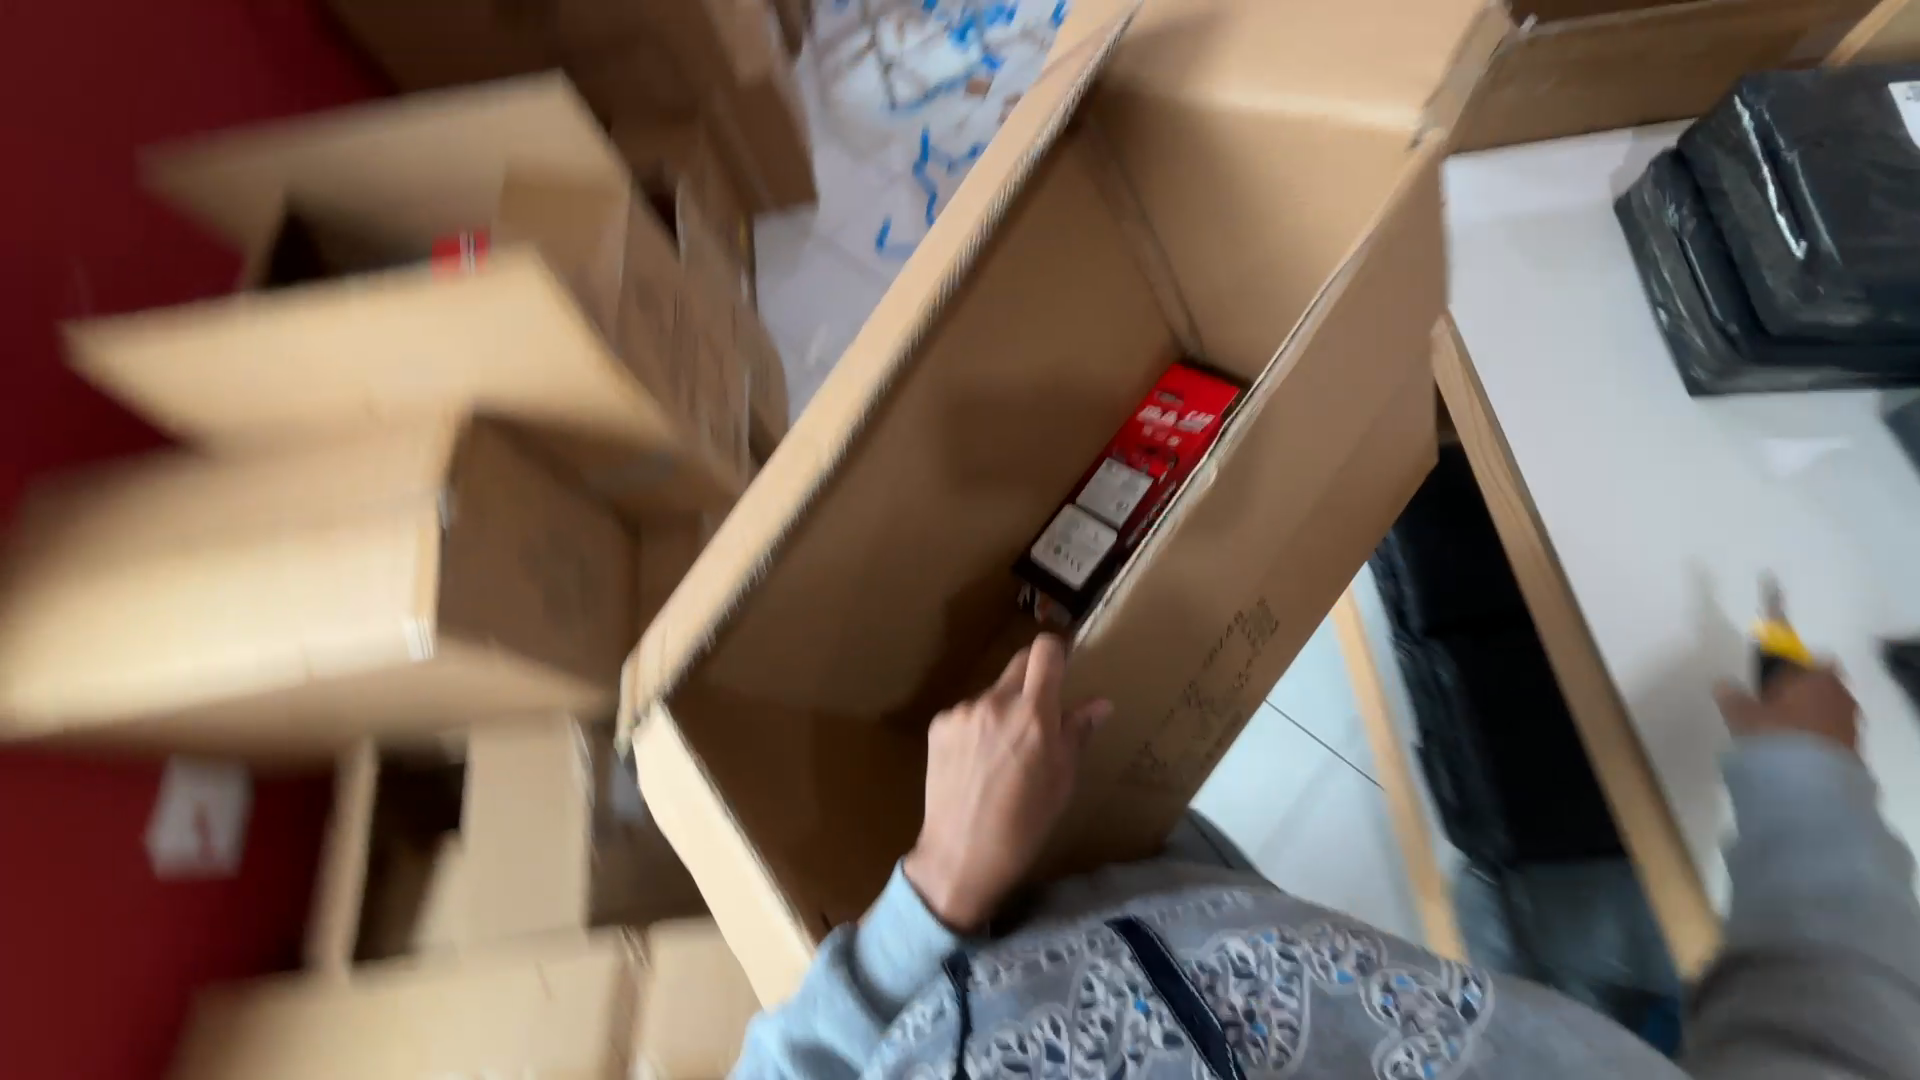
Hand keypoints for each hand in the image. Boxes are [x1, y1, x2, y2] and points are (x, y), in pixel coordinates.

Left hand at [903, 634, 1111, 932]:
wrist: (962, 855)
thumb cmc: (1026, 823)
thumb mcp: (1063, 780)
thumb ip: (1077, 732)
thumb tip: (1099, 703)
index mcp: (1033, 712)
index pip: (1045, 650)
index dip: (1057, 649)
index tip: (1064, 662)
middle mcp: (996, 701)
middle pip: (1019, 664)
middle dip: (1033, 678)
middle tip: (1039, 711)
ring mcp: (963, 711)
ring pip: (992, 693)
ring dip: (1003, 708)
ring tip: (1004, 752)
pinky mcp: (939, 726)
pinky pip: (967, 713)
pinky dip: (977, 727)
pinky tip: (977, 762)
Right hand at [1714, 663, 1858, 752]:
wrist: (1806, 776)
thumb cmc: (1773, 730)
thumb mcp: (1739, 710)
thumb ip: (1731, 694)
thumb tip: (1723, 684)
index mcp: (1816, 679)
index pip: (1809, 662)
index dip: (1791, 665)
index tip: (1770, 673)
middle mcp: (1839, 696)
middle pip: (1820, 685)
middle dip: (1799, 690)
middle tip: (1771, 697)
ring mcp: (1849, 722)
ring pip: (1825, 707)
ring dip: (1807, 712)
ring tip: (1778, 723)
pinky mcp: (1851, 746)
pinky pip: (1829, 729)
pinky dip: (1813, 731)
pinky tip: (1790, 741)